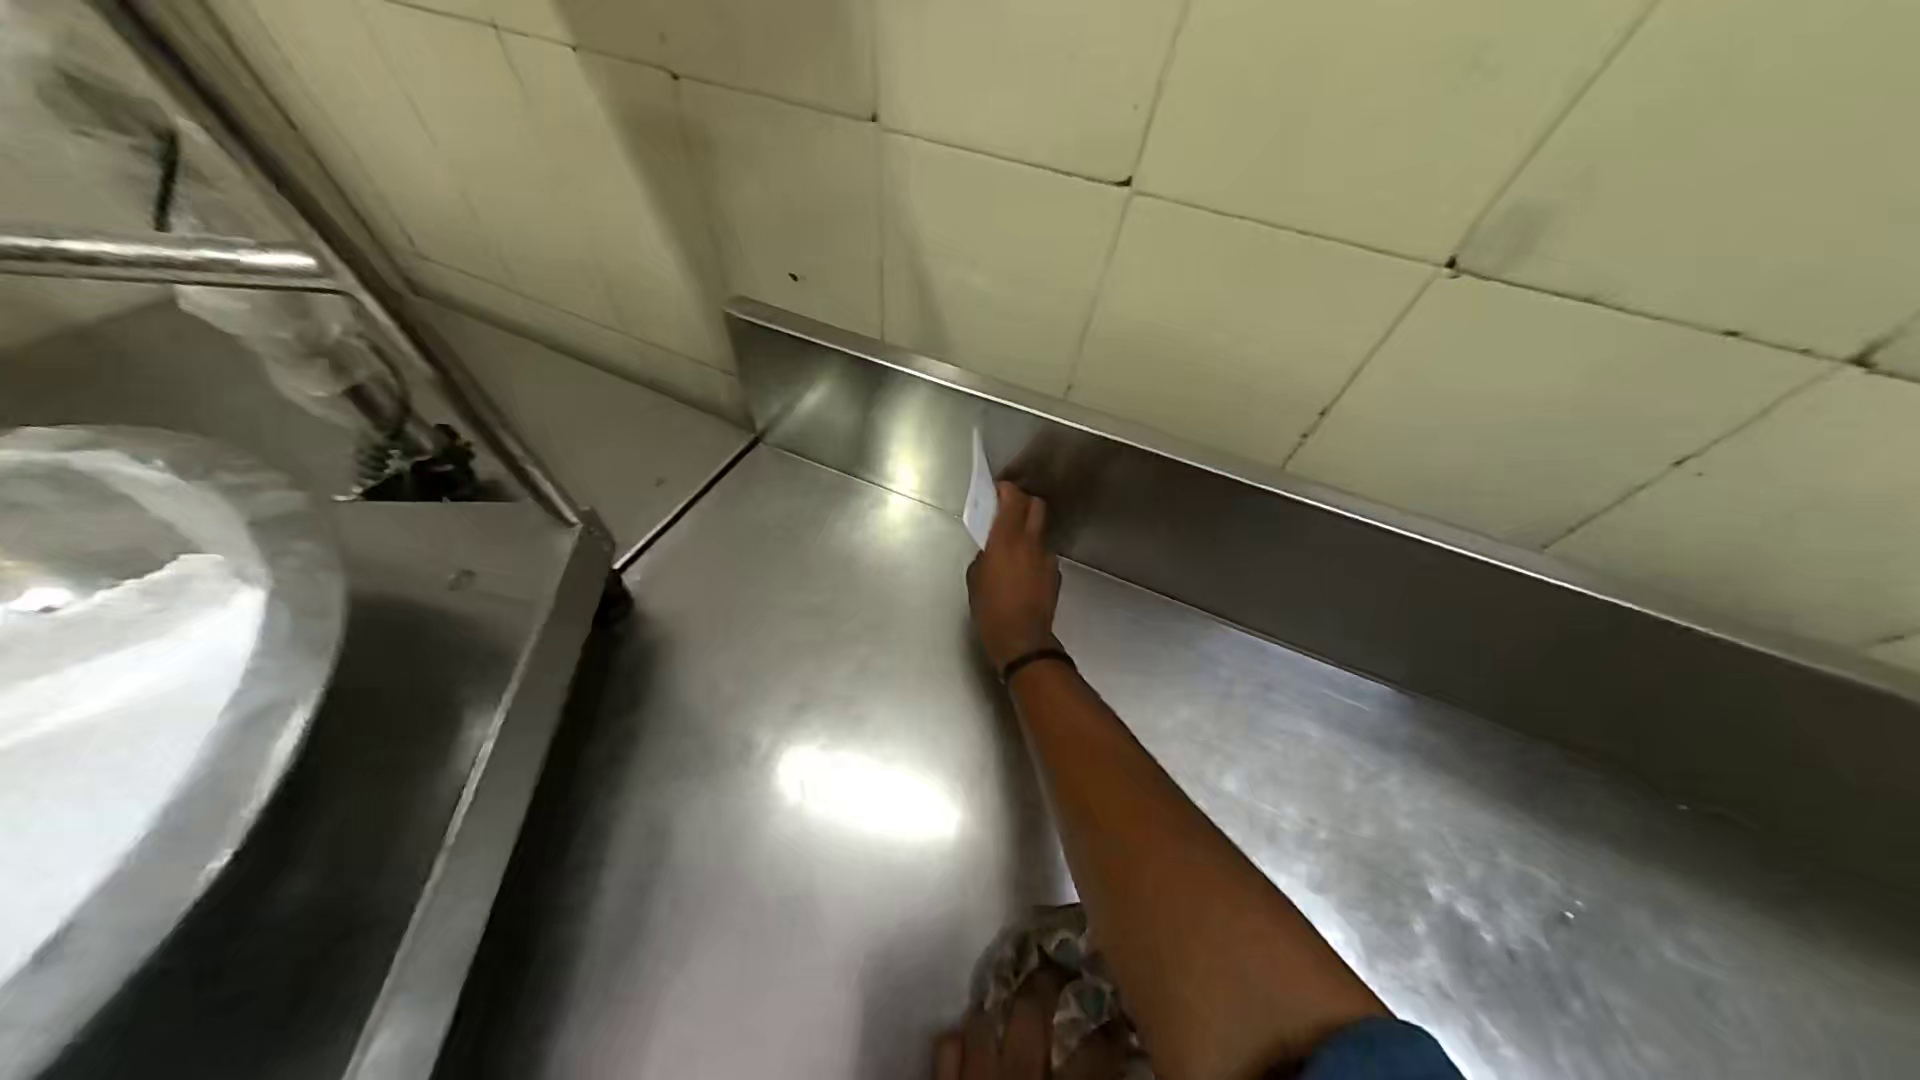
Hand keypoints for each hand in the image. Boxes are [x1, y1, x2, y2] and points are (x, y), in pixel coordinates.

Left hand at [932, 970, 1124, 1079]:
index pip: (1097, 1052)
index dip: (1112, 1033)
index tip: (1119, 1022)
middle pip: (1031, 1012)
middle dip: (1046, 985)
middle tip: (1058, 972)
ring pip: (982, 1021)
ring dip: (996, 1011)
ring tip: (1009, 1002)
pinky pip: (945, 1049)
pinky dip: (956, 1043)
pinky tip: (967, 1044)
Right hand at [967, 482, 1061, 670]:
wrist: (1022, 639)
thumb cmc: (990, 609)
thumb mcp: (975, 579)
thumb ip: (984, 556)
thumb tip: (990, 550)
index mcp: (1007, 539)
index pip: (1014, 499)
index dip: (1006, 489)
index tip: (997, 491)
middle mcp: (1031, 542)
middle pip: (1036, 505)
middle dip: (1023, 502)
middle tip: (1007, 510)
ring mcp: (1047, 558)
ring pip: (1041, 531)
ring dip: (1028, 530)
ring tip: (1013, 547)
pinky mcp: (1055, 574)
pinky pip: (1044, 554)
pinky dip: (1034, 554)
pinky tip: (1023, 572)